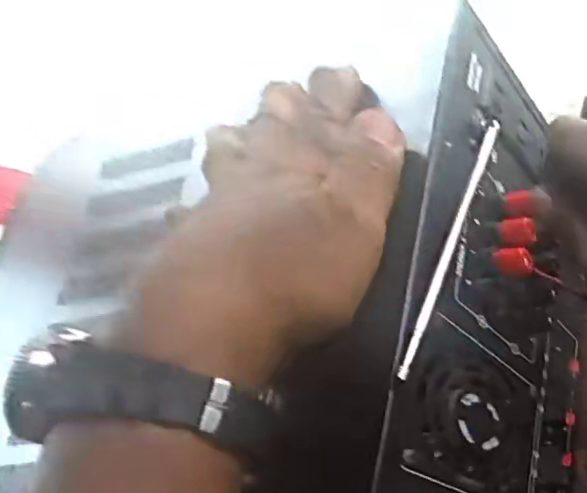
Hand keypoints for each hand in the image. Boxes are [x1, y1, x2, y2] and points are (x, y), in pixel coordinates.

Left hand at [111, 67, 404, 385]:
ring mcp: (227, 202)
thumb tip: (381, 120)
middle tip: (300, 87)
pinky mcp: (205, 236)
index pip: (328, 123)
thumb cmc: (302, 273)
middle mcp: (261, 173)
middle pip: (277, 127)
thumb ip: (368, 172)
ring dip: (249, 134)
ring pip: (237, 153)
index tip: (351, 78)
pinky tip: (213, 188)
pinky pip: (211, 193)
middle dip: (294, 105)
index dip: (342, 102)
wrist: (220, 320)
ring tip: (251, 124)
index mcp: (304, 168)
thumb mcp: (355, 223)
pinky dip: (218, 183)